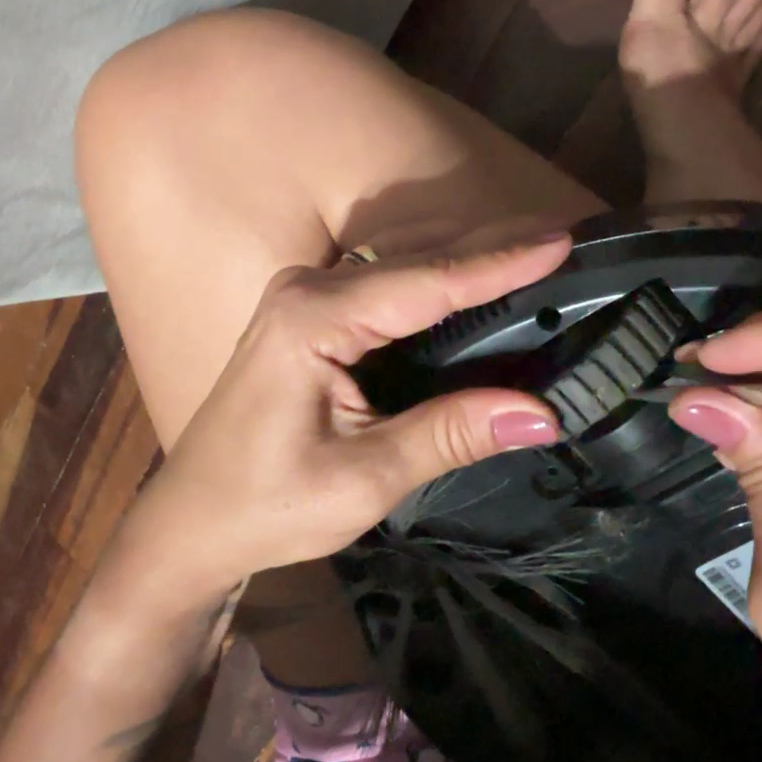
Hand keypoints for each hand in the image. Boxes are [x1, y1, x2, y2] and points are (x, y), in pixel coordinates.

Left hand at [122, 233, 570, 597]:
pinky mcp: (311, 313)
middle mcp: (308, 289)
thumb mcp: (365, 479)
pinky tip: (483, 283)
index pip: (427, 282)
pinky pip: (389, 286)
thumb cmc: (266, 506)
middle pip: (420, 261)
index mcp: (313, 320)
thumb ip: (450, 435)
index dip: (500, 262)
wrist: (192, 522)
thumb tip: (541, 415)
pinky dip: (442, 283)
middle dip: (495, 249)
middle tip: (569, 239)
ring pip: (407, 268)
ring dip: (472, 261)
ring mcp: (306, 295)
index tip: (562, 239)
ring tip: (541, 252)